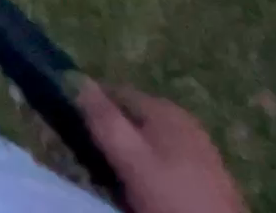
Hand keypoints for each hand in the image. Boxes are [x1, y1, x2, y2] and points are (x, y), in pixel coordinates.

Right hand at [76, 80, 246, 212]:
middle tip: (93, 163)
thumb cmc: (173, 199)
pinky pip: (160, 161)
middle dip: (108, 136)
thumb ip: (103, 118)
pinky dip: (145, 170)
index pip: (112, 92)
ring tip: (114, 181)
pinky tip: (140, 191)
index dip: (88, 109)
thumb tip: (73, 76)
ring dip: (125, 156)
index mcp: (165, 109)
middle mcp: (182, 121)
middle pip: (129, 117)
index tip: (73, 134)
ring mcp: (196, 147)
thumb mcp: (131, 158)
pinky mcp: (203, 174)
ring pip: (143, 141)